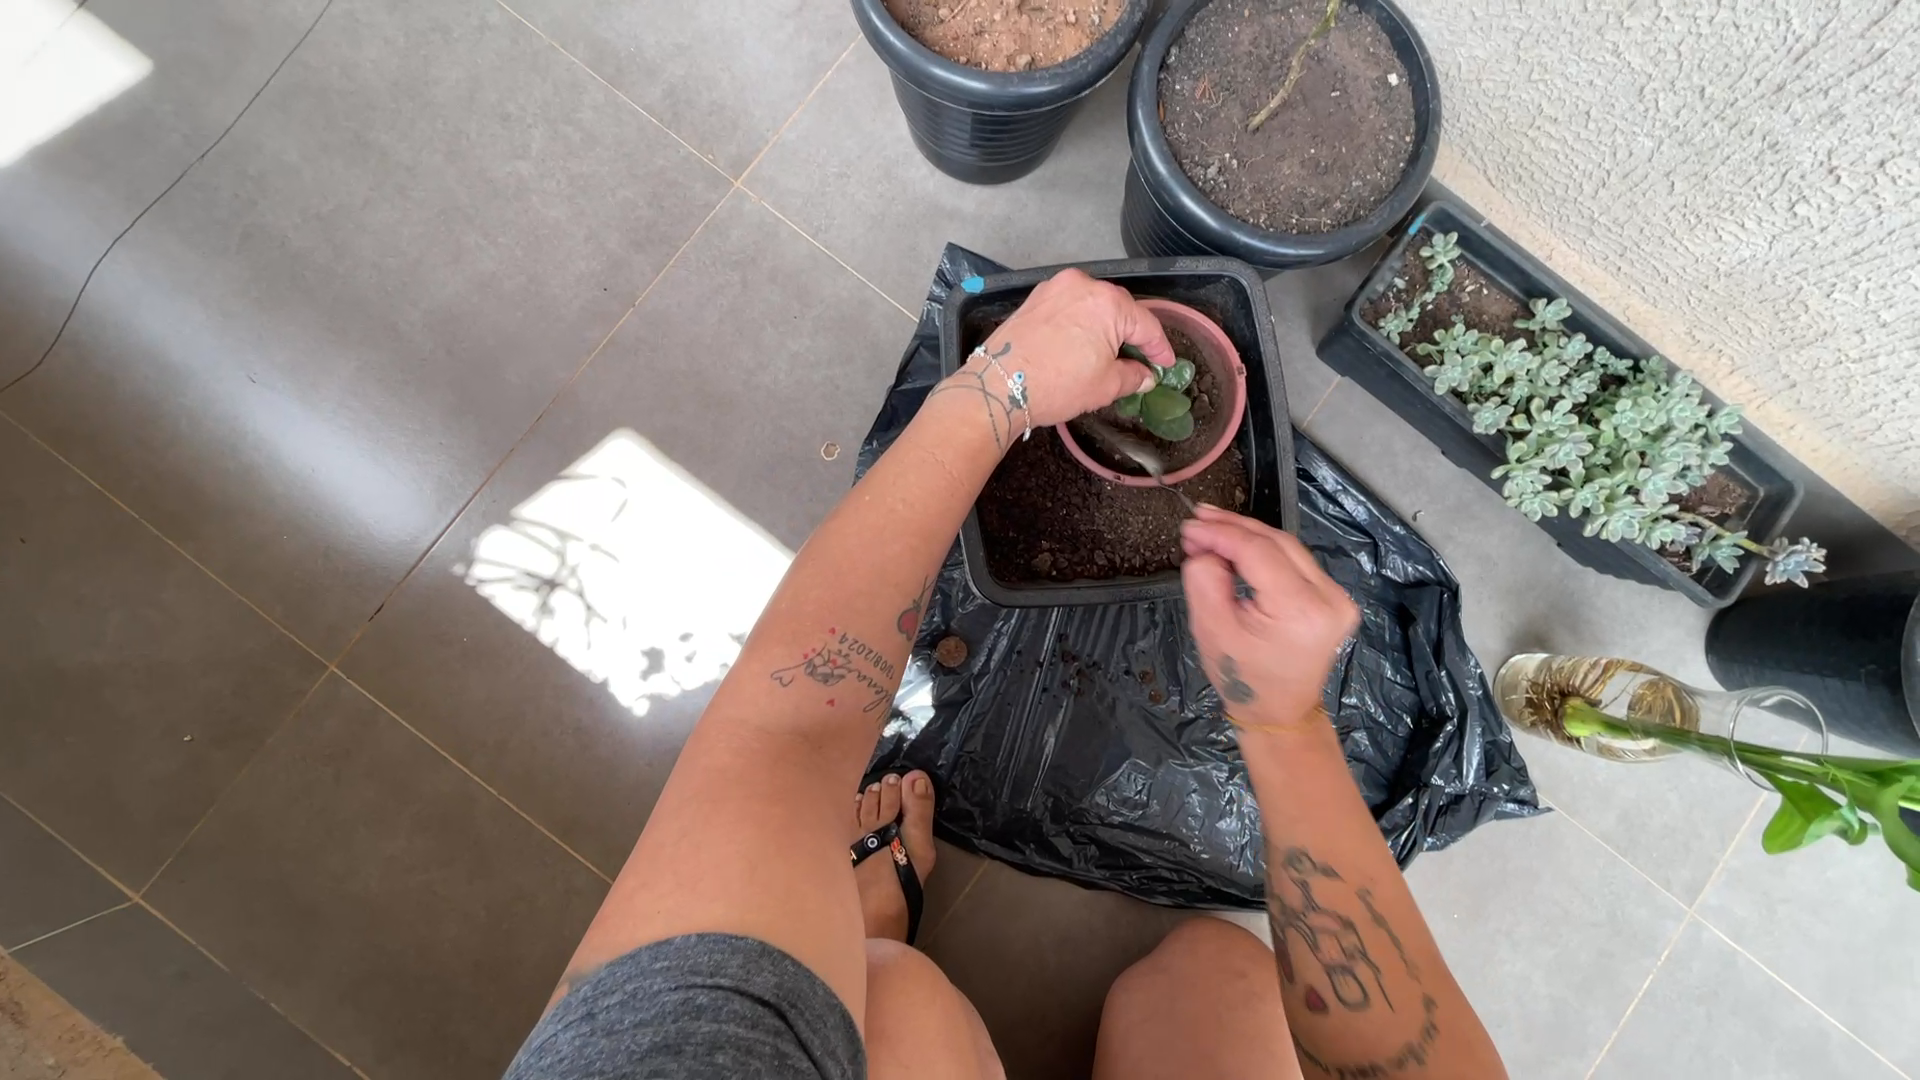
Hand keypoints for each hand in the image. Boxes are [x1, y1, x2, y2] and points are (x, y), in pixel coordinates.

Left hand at [968, 268, 1176, 428]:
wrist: (997, 387)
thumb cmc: (1055, 385)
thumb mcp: (1104, 386)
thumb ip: (1132, 376)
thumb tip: (1145, 375)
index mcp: (1108, 302)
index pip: (1146, 324)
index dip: (1159, 348)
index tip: (1166, 364)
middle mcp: (1082, 285)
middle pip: (1118, 309)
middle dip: (1130, 335)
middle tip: (1139, 361)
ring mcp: (1054, 289)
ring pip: (1091, 306)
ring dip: (1103, 328)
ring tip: (1108, 355)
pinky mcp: (1034, 300)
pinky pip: (1068, 308)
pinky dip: (1079, 324)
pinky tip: (1080, 346)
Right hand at [1180, 505, 1358, 730]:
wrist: (1279, 712)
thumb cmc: (1243, 678)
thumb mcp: (1211, 631)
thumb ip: (1205, 582)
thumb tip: (1206, 548)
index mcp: (1301, 610)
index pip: (1258, 552)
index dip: (1221, 534)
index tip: (1189, 527)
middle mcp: (1329, 598)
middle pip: (1277, 542)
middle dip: (1233, 527)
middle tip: (1197, 519)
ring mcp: (1337, 597)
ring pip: (1286, 546)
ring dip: (1247, 534)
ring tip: (1210, 527)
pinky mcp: (1333, 597)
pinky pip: (1293, 560)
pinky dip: (1262, 549)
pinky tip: (1235, 545)